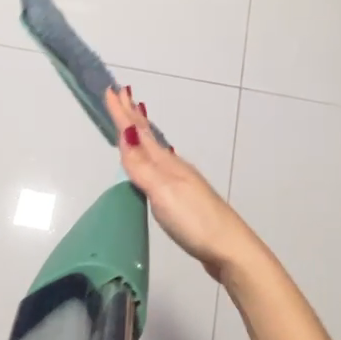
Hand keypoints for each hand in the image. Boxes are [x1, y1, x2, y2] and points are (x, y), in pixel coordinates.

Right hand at [107, 86, 265, 282]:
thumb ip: (142, 166)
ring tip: (133, 121)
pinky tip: (153, 162)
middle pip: (149, 136)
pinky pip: (160, 167)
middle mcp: (174, 167)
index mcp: (166, 163)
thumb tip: (125, 132)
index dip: (122, 113)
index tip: (110, 89)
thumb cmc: (194, 221)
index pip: (139, 132)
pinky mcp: (184, 199)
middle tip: (120, 94)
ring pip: (155, 150)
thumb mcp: (163, 192)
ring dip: (141, 133)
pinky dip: (150, 157)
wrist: (230, 250)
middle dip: (132, 116)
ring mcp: (181, 182)